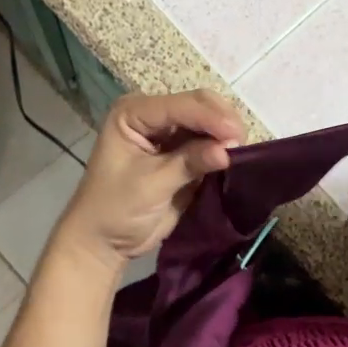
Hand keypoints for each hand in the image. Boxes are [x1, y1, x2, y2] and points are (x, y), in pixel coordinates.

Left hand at [49, 90, 245, 274]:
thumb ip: (188, 163)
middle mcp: (153, 115)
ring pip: (209, 120)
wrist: (105, 241)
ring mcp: (170, 133)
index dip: (210, 117)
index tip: (236, 137)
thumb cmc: (115, 209)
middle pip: (198, 105)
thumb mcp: (150, 185)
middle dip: (222, 121)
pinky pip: (210, 142)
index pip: (180, 105)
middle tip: (242, 145)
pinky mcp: (183, 152)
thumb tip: (228, 151)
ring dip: (227, 134)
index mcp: (134, 113)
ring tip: (242, 152)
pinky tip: (237, 157)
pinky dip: (224, 148)